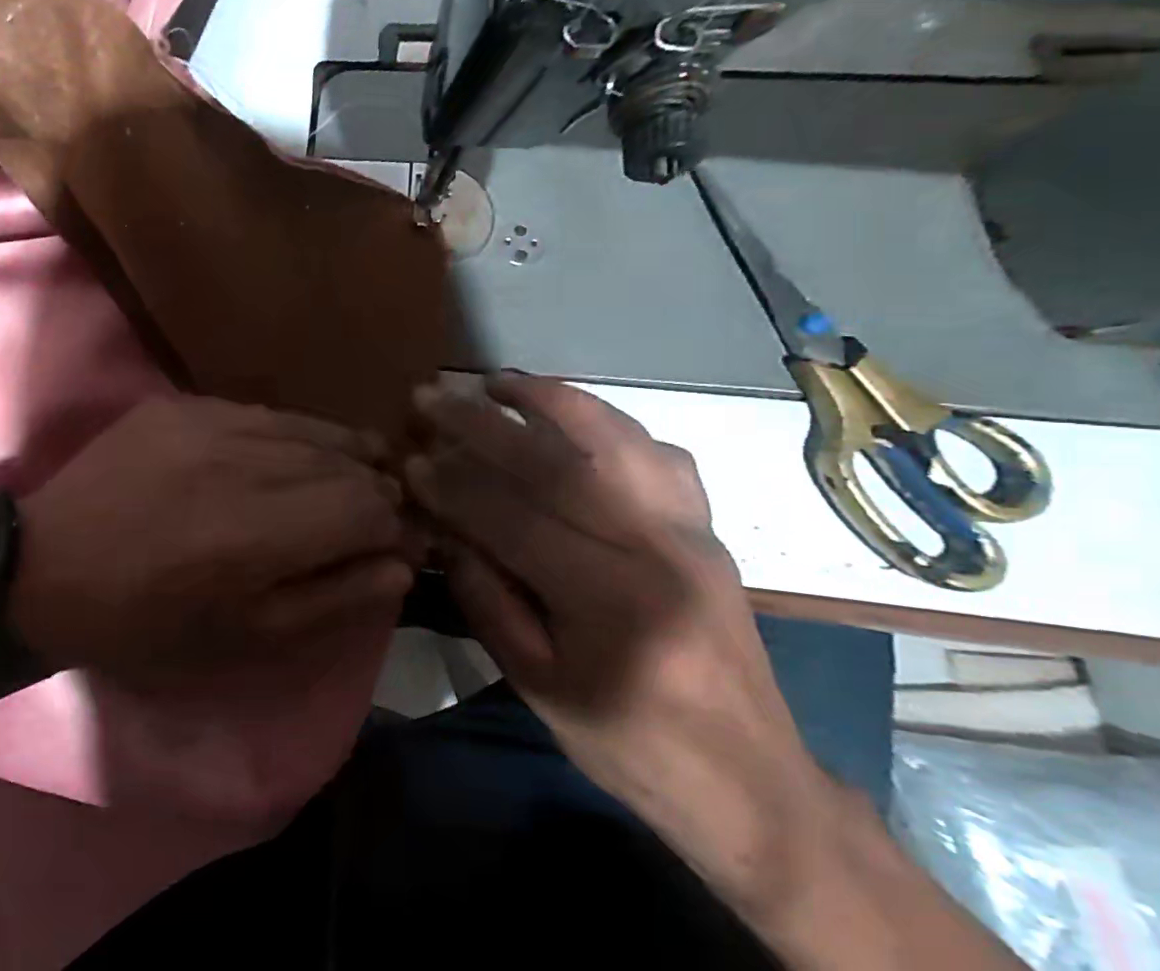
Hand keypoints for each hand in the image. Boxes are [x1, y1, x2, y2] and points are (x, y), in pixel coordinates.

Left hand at [6, 395, 415, 683]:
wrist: (41, 571)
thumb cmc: (147, 624)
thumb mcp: (246, 638)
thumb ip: (333, 600)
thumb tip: (402, 567)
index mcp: (258, 534)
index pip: (369, 507)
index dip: (396, 526)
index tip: (397, 546)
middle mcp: (243, 463)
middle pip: (350, 462)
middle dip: (377, 492)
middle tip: (375, 520)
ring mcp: (212, 422)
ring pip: (316, 430)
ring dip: (346, 460)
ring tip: (350, 484)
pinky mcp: (187, 404)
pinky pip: (269, 414)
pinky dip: (297, 440)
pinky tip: (291, 462)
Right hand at [406, 376, 842, 909]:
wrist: (747, 777)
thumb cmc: (630, 749)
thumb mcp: (540, 690)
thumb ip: (490, 602)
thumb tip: (449, 529)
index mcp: (614, 606)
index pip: (517, 521)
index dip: (456, 486)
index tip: (412, 460)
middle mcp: (662, 551)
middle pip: (562, 465)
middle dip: (485, 425)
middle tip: (434, 398)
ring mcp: (696, 532)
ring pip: (619, 438)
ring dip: (553, 400)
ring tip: (500, 383)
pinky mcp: (711, 530)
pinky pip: (660, 456)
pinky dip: (611, 425)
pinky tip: (578, 420)